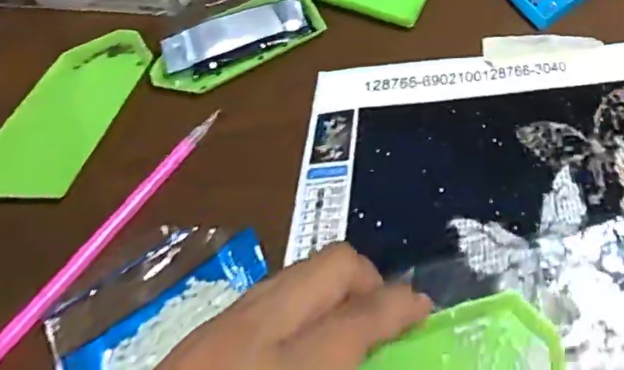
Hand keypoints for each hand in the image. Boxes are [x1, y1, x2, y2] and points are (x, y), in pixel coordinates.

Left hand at [163, 243, 430, 369]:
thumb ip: (339, 368)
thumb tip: (366, 360)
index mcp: (288, 365)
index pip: (362, 315)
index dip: (403, 308)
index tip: (425, 311)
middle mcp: (255, 329)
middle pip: (335, 264)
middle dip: (371, 282)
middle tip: (384, 322)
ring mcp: (222, 326)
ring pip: (301, 272)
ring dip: (333, 292)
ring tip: (342, 335)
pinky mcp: (199, 335)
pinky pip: (269, 296)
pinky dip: (297, 307)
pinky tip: (293, 351)